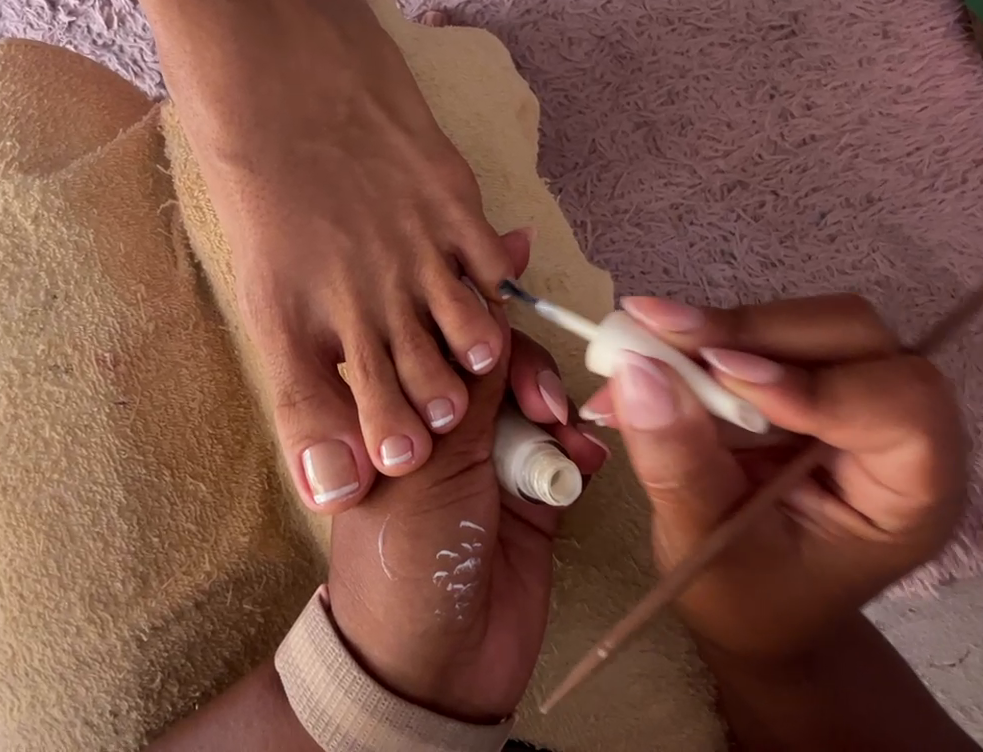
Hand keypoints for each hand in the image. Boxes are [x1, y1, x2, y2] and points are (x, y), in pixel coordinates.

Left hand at [161, 0, 532, 512]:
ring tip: (470, 381)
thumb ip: (283, 290)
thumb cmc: (227, 120)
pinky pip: (486, 268)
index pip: (320, 407)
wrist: (245, 22)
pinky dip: (495, 294)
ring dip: (463, 369)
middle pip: (400, 387)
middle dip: (416, 425)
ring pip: (454, 339)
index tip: (375, 471)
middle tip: (433, 438)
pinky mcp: (443, 188)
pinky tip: (494, 300)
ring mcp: (401, 239)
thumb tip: (320, 341)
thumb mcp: (238, 221)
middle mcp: (343, 286)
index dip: (350, 451)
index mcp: (277, 301)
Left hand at [325, 327, 607, 722]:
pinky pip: (563, 451)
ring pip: (533, 403)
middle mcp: (444, 428)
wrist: (439, 669)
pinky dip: (577, 450)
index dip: (473, 331)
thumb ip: (467, 394)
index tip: (502, 333)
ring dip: (556, 411)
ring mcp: (489, 460)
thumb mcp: (432, 468)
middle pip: (494, 367)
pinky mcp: (532, 494)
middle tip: (541, 403)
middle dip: (525, 374)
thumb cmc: (407, 560)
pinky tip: (582, 461)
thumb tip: (487, 313)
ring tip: (563, 436)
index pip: (437, 345)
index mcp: (399, 413)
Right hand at [584, 294, 966, 662]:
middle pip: (853, 336)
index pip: (898, 406)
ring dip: (722, 326)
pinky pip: (763, 333)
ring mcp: (851, 393)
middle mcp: (895, 429)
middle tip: (659, 331)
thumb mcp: (705, 547)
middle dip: (753, 330)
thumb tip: (635, 370)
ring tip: (644, 339)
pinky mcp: (805, 377)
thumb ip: (678, 463)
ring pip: (805, 322)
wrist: (753, 605)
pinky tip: (652, 349)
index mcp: (910, 491)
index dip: (811, 381)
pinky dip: (704, 335)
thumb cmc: (747, 600)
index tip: (718, 371)